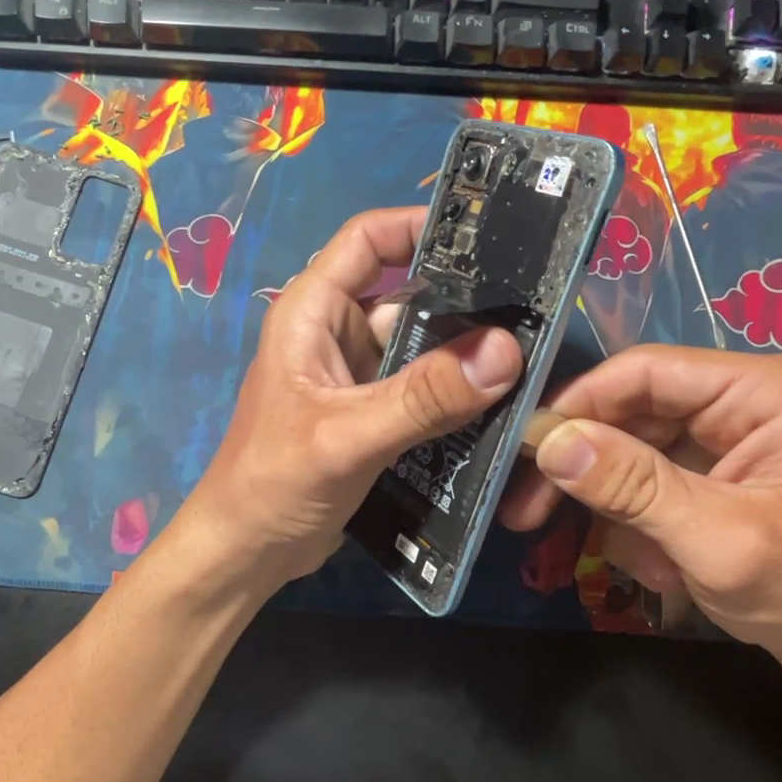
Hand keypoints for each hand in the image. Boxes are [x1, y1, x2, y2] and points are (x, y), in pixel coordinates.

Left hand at [177, 207, 523, 589]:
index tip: (489, 235)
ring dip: (464, 355)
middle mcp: (334, 335)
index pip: (368, 241)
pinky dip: (453, 395)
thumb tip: (505, 352)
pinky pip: (420, 391)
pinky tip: (499, 404)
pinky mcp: (369, 417)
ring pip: (420, 348)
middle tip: (534, 310)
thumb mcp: (348, 436)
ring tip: (531, 357)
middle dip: (464, 301)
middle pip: (408, 296)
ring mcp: (354, 378)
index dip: (421, 228)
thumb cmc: (275, 484)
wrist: (247, 553)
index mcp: (311, 313)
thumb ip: (423, 397)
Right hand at [499, 346, 781, 667]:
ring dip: (612, 505)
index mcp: (767, 391)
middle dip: (583, 465)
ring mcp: (725, 431)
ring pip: (627, 445)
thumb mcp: (716, 540)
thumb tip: (550, 443)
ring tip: (632, 562)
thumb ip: (633, 487)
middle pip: (629, 408)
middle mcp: (743, 396)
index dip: (579, 404)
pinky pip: (643, 475)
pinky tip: (656, 563)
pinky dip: (633, 520)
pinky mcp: (710, 465)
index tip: (523, 448)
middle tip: (525, 511)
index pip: (648, 371)